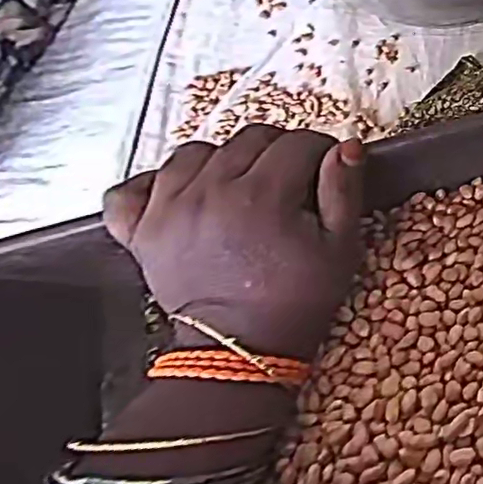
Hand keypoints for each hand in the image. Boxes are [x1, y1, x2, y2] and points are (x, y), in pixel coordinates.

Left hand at [103, 126, 364, 358]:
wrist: (243, 346)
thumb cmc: (300, 295)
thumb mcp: (341, 243)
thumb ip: (343, 189)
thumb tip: (346, 146)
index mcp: (263, 195)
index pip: (300, 142)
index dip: (322, 150)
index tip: (329, 169)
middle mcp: (209, 192)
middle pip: (251, 137)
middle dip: (281, 150)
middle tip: (295, 179)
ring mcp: (166, 209)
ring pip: (197, 152)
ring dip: (226, 159)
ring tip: (246, 186)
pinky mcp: (138, 231)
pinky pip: (136, 185)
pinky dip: (159, 182)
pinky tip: (188, 194)